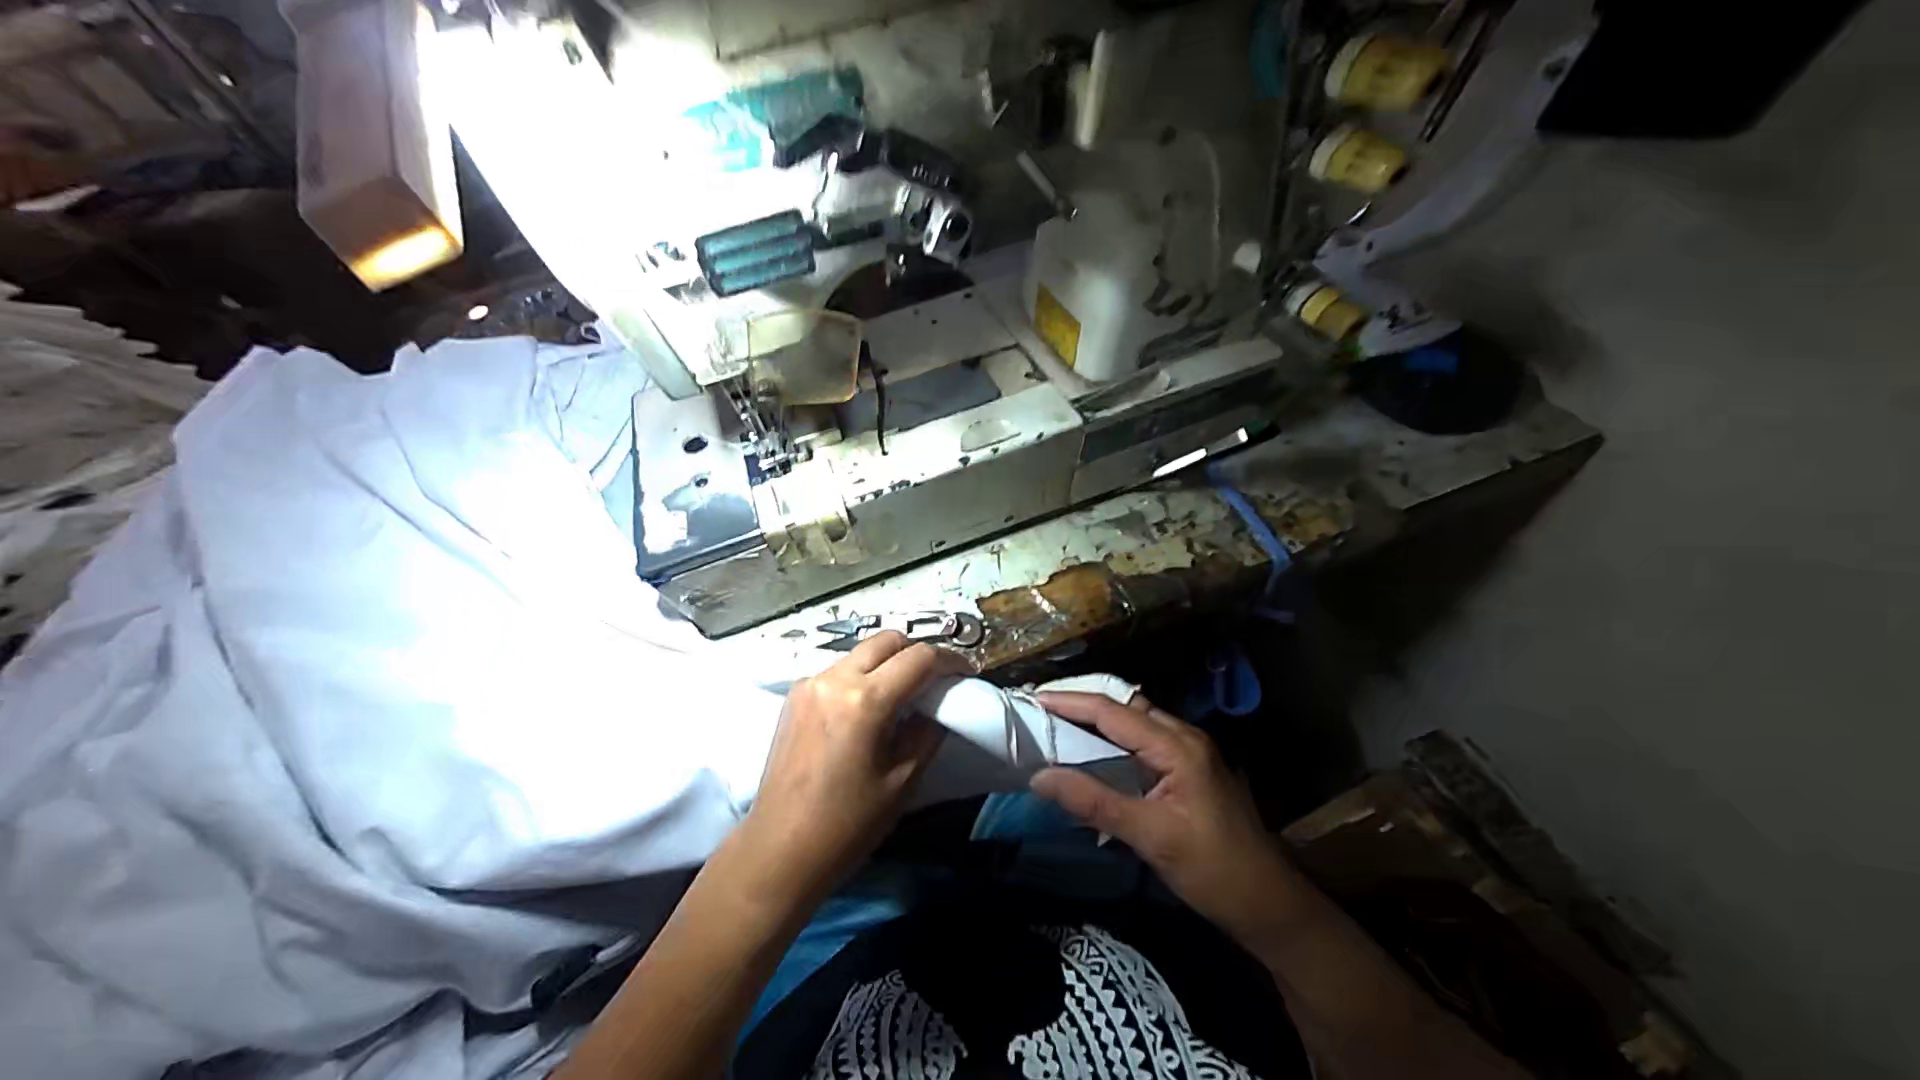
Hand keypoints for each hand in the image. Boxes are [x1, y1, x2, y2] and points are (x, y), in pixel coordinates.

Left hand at [733, 632, 962, 907]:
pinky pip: (838, 671)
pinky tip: (869, 707)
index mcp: (864, 700)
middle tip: (936, 680)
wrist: (779, 850)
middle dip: (918, 653)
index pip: (919, 658)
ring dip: (888, 663)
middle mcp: (833, 679)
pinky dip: (862, 677)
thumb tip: (939, 705)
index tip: (966, 674)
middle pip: (887, 641)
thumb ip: (927, 731)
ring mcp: (809, 685)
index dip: (950, 661)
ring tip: (904, 694)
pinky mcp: (794, 697)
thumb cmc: (847, 824)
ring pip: (860, 653)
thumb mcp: (902, 780)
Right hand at [1031, 692, 1304, 951]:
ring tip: (1058, 728)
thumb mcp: (1150, 836)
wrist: (1268, 904)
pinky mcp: (1189, 772)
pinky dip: (1114, 742)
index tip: (1033, 700)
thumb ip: (1094, 801)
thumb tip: (1039, 776)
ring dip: (1098, 722)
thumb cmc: (1212, 869)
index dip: (1070, 702)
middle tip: (1041, 712)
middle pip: (1125, 708)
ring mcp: (1190, 754)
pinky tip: (1094, 756)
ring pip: (1135, 724)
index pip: (1113, 712)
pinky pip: (1144, 743)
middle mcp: (1184, 738)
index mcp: (1178, 746)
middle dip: (1082, 705)